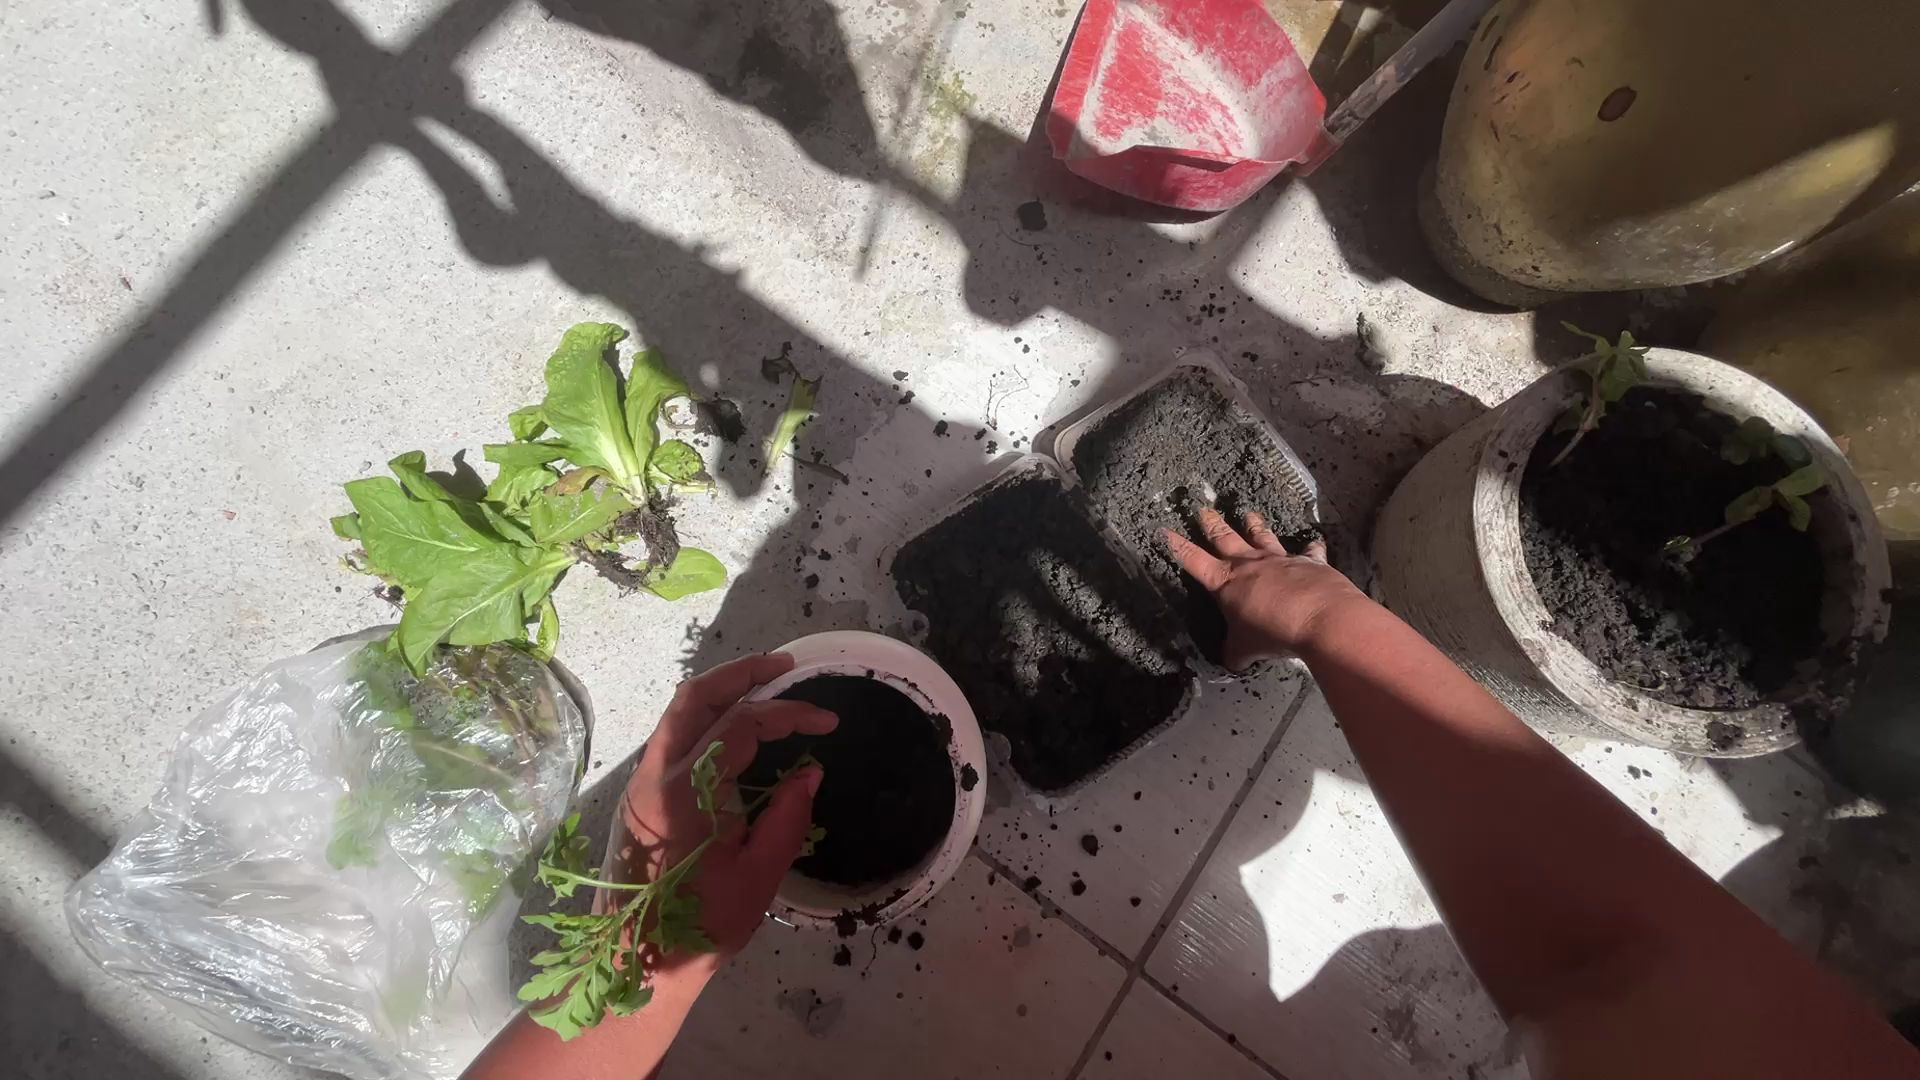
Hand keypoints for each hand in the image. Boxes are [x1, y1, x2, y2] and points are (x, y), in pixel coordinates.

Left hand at [612, 652, 834, 966]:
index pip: (743, 725)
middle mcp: (656, 774)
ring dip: (723, 689)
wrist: (633, 970)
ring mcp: (642, 781)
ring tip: (766, 682)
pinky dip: (709, 714)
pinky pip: (674, 733)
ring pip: (679, 710)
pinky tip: (736, 723)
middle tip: (786, 667)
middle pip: (696, 696)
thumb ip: (788, 815)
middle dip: (743, 672)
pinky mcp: (640, 793)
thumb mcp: (759, 875)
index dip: (789, 714)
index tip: (826, 723)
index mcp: (686, 791)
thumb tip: (809, 773)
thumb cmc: (700, 928)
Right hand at [1164, 508, 1366, 668]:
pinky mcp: (1309, 563)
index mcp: (1225, 582)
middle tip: (1204, 509)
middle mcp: (1249, 565)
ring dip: (1254, 526)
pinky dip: (1310, 549)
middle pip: (1225, 539)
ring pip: (1262, 538)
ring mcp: (1280, 560)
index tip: (1165, 530)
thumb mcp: (1246, 649)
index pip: (1193, 560)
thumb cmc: (1274, 632)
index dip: (1177, 546)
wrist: (1322, 619)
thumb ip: (1235, 653)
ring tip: (1249, 514)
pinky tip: (1313, 544)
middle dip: (1212, 525)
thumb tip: (1230, 662)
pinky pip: (1309, 553)